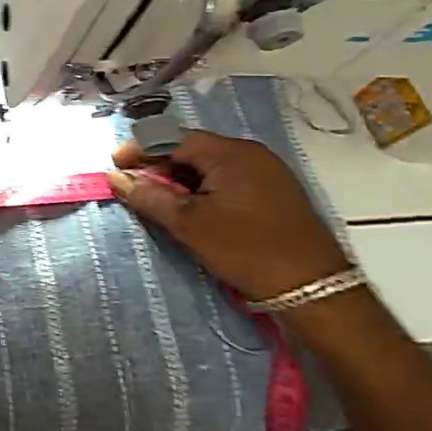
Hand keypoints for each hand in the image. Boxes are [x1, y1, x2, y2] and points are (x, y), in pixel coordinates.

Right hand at [108, 131, 349, 301]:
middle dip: (158, 165)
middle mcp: (250, 153)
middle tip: (135, 187)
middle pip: (190, 149)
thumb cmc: (247, 250)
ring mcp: (266, 172)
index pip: (172, 138)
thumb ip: (148, 196)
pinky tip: (191, 209)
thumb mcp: (189, 225)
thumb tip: (116, 177)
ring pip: (208, 165)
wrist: (316, 292)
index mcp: (231, 153)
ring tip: (158, 201)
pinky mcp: (274, 192)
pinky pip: (226, 178)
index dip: (139, 150)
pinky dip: (202, 189)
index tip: (115, 167)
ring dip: (179, 179)